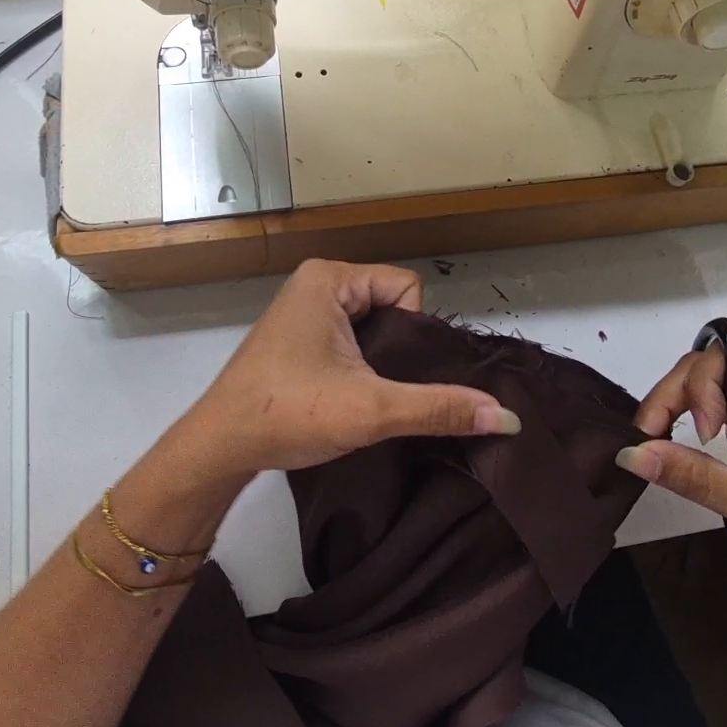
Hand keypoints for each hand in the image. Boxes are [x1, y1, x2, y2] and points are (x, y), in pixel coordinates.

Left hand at [164, 260, 520, 480]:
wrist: (218, 448)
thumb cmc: (289, 413)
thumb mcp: (372, 410)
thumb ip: (440, 408)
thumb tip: (509, 417)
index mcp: (329, 278)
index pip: (407, 290)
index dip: (413, 334)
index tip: (391, 374)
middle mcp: (315, 283)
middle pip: (392, 307)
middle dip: (397, 350)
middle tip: (381, 391)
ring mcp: (302, 310)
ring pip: (372, 328)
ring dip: (378, 363)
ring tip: (362, 397)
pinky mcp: (296, 338)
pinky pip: (349, 340)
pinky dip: (358, 367)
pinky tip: (347, 397)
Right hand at [616, 353, 726, 577]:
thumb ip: (699, 478)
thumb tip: (632, 454)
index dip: (709, 384)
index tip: (699, 433)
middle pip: (719, 361)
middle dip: (679, 392)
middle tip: (650, 433)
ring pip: (707, 374)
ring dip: (674, 399)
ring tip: (652, 436)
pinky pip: (708, 393)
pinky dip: (682, 409)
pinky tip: (667, 433)